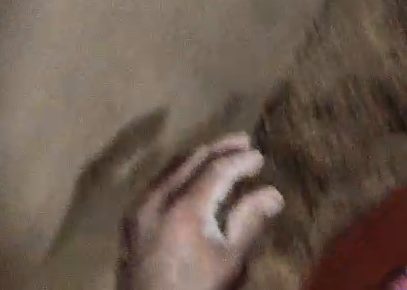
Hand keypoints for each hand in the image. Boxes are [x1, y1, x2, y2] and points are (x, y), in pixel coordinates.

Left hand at [119, 134, 283, 289]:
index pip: (217, 169)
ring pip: (172, 168)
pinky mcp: (132, 223)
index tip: (259, 157)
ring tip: (221, 157)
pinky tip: (192, 178)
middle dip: (220, 149)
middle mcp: (158, 200)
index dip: (240, 160)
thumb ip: (249, 223)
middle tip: (244, 142)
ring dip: (199, 158)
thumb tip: (273, 194)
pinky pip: (159, 182)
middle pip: (193, 160)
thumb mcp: (229, 264)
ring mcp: (140, 210)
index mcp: (184, 209)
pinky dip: (180, 172)